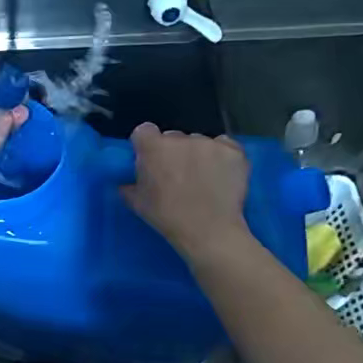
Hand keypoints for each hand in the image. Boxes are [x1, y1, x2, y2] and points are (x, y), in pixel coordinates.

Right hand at [120, 123, 252, 254]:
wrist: (208, 230)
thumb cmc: (167, 218)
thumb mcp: (138, 204)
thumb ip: (129, 186)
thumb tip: (128, 182)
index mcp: (154, 149)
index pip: (144, 131)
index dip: (146, 144)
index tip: (150, 159)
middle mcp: (181, 139)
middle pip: (173, 137)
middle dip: (172, 152)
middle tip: (176, 174)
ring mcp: (210, 143)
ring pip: (199, 142)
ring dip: (197, 154)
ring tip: (202, 178)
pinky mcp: (234, 150)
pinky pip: (223, 145)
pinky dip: (221, 156)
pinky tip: (220, 174)